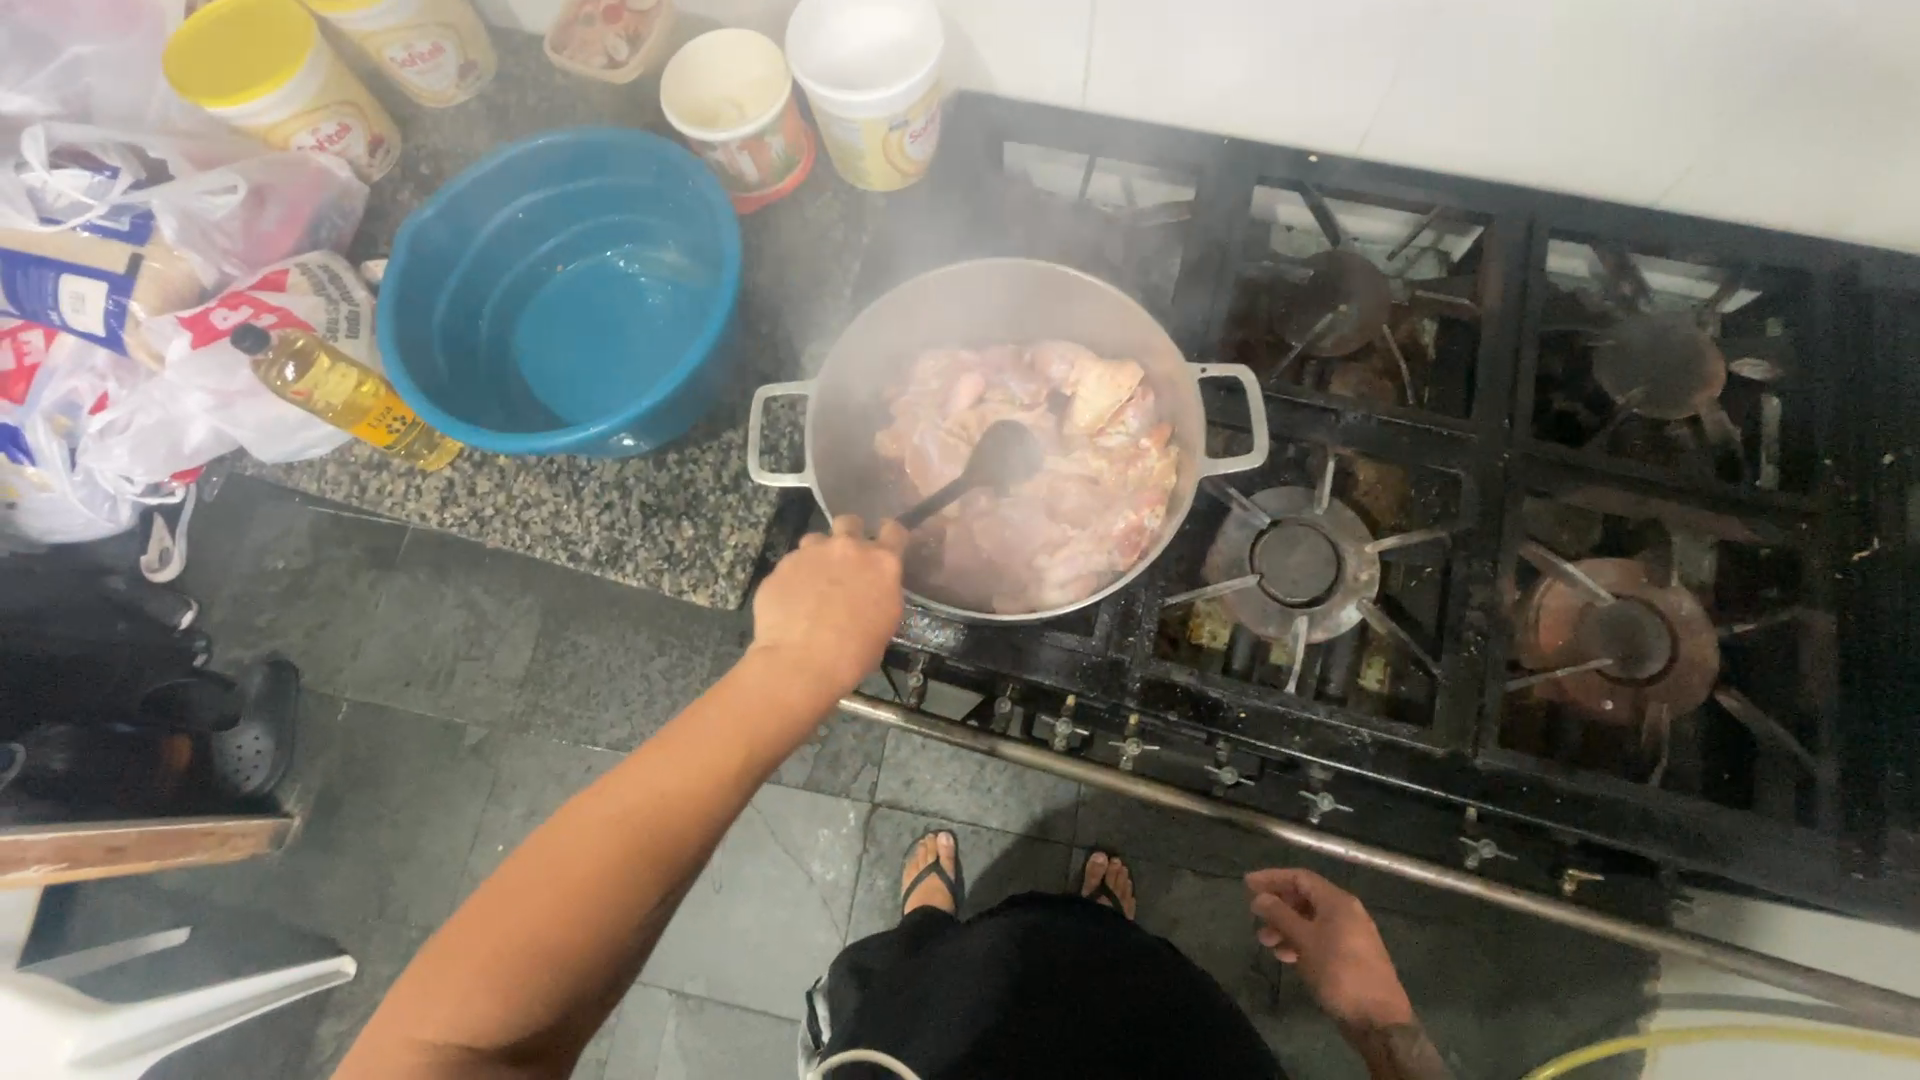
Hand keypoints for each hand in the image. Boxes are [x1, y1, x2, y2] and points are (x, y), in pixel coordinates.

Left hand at [748, 514, 905, 700]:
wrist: (801, 661)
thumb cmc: (854, 653)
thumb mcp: (885, 622)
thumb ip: (881, 592)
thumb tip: (872, 589)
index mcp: (882, 563)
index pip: (894, 531)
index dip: (889, 535)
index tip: (885, 542)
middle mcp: (847, 548)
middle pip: (849, 522)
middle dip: (849, 534)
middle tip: (845, 559)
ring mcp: (811, 553)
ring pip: (816, 539)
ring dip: (818, 554)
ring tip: (814, 581)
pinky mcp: (781, 565)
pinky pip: (791, 564)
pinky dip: (794, 576)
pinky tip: (792, 601)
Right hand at [1246, 868, 1411, 1030]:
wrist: (1379, 1021)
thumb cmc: (1339, 972)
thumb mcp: (1304, 941)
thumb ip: (1280, 915)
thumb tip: (1260, 897)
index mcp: (1338, 902)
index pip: (1300, 877)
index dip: (1272, 878)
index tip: (1248, 885)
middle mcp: (1347, 913)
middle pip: (1305, 898)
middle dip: (1278, 906)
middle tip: (1255, 916)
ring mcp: (1351, 936)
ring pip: (1311, 921)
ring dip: (1286, 927)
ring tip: (1266, 942)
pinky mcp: (1351, 957)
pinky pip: (1320, 939)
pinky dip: (1300, 942)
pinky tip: (1286, 957)